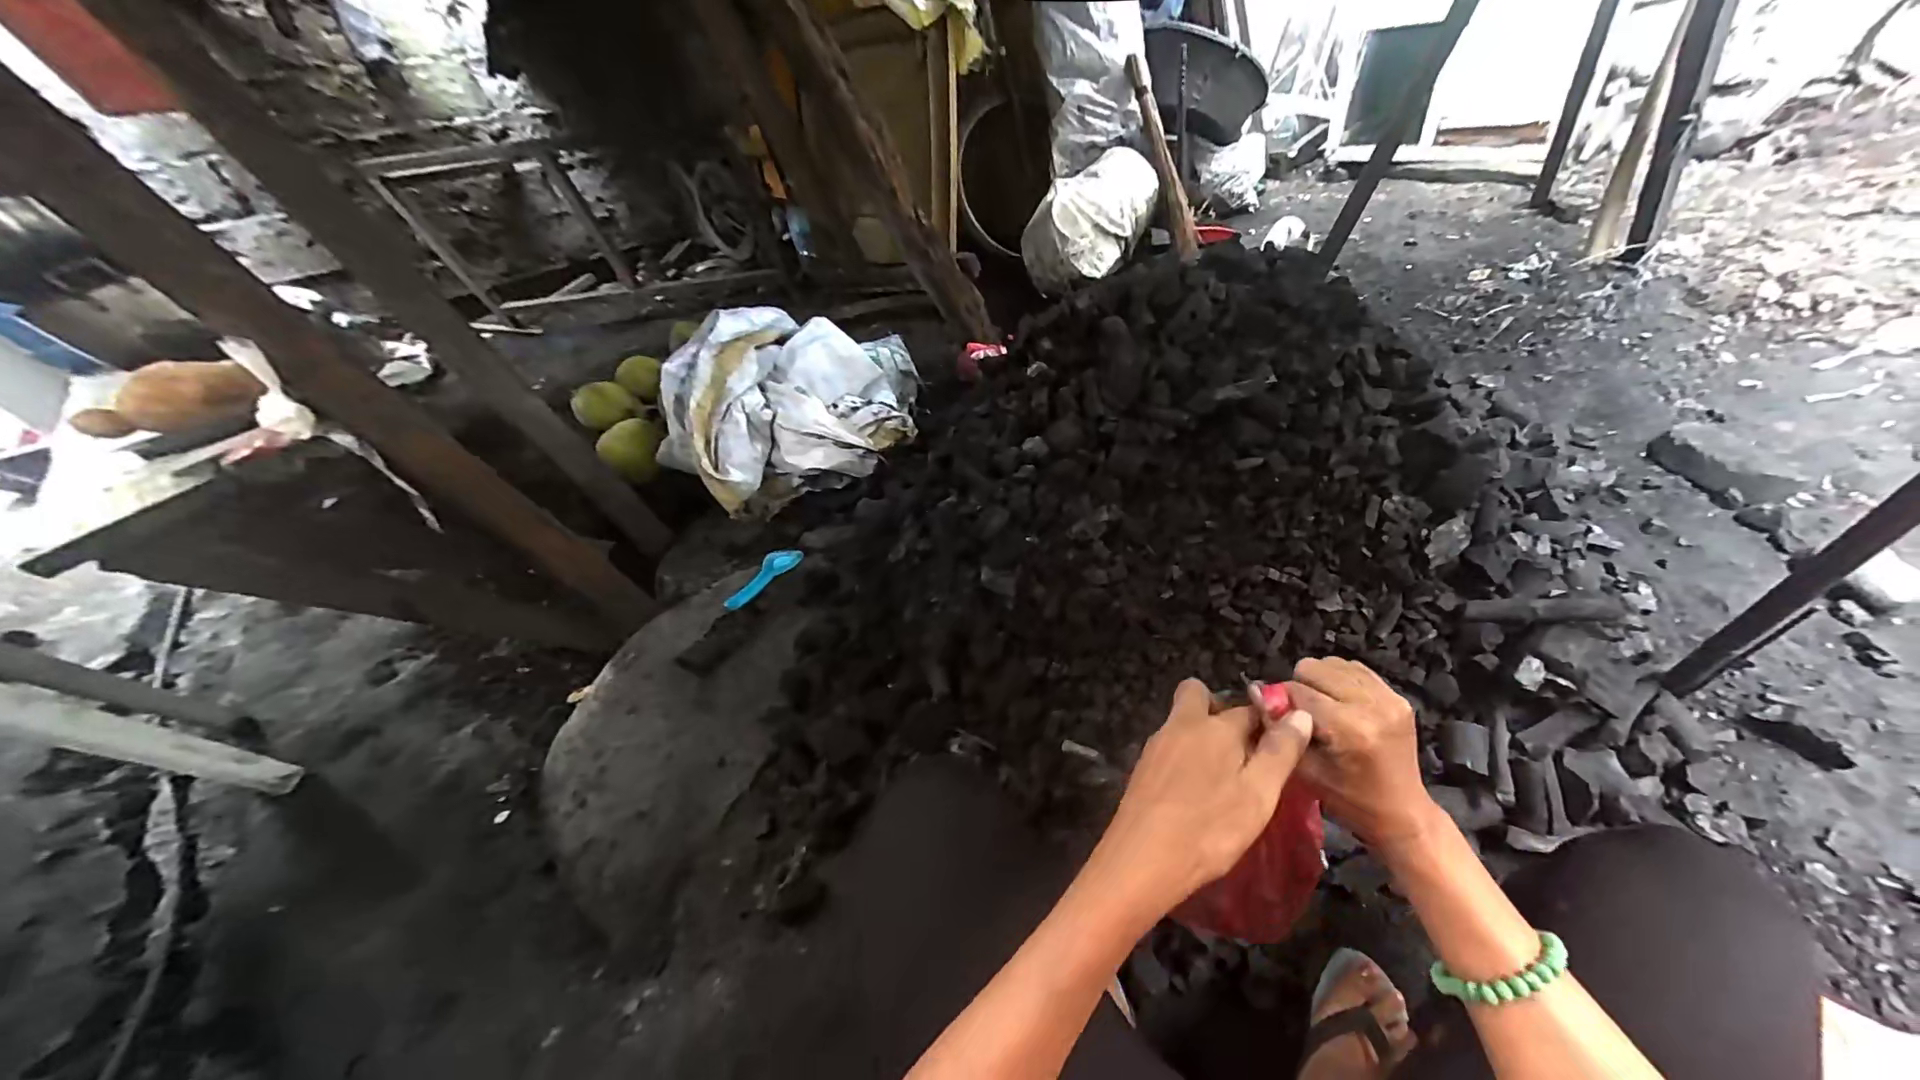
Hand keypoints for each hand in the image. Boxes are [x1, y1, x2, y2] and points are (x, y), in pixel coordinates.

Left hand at [1087, 679, 1313, 918]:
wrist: (1143, 856)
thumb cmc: (1210, 828)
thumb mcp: (1258, 795)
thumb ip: (1280, 752)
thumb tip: (1300, 714)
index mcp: (1215, 726)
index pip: (1249, 707)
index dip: (1266, 720)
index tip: (1280, 741)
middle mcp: (1182, 724)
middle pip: (1199, 695)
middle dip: (1219, 709)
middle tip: (1243, 748)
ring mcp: (1157, 743)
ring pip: (1182, 721)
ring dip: (1203, 735)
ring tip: (1226, 776)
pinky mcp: (1143, 765)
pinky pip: (1170, 746)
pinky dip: (1186, 756)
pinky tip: (1197, 790)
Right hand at [1286, 658, 1436, 854]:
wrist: (1402, 812)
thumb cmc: (1349, 799)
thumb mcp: (1304, 770)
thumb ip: (1278, 728)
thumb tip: (1255, 691)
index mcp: (1350, 728)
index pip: (1296, 690)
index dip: (1280, 701)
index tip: (1278, 718)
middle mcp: (1372, 705)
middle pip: (1313, 668)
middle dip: (1300, 688)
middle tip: (1304, 715)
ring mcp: (1389, 698)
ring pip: (1332, 664)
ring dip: (1320, 682)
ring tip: (1322, 709)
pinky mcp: (1398, 696)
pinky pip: (1354, 669)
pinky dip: (1339, 681)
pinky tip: (1339, 704)